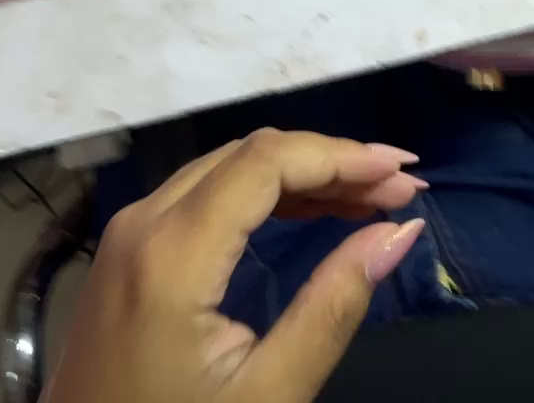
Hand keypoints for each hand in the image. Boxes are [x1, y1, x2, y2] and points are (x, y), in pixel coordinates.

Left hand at [42, 130, 428, 402]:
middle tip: (397, 187)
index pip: (267, 162)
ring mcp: (133, 227)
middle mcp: (146, 217)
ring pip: (230, 167)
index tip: (401, 171)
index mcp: (173, 251)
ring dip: (301, 173)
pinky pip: (207, 192)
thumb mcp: (266, 395)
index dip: (340, 155)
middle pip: (250, 154)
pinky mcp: (132, 244)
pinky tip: (311, 207)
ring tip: (369, 196)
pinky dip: (264, 192)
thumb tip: (399, 233)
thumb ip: (333, 306)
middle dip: (330, 161)